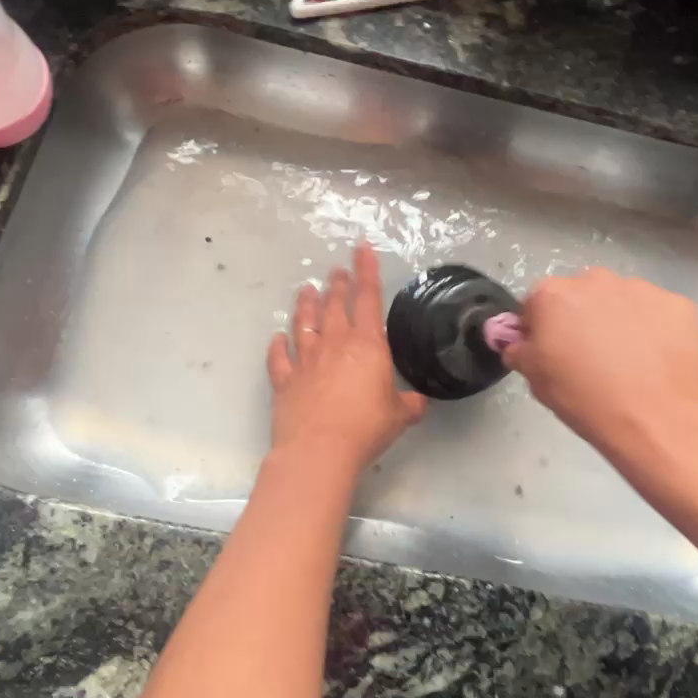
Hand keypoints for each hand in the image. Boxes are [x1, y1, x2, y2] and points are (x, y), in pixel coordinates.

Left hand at [266, 242, 427, 478]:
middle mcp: (334, 344)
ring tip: (306, 289)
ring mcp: (306, 360)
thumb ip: (410, 404)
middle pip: (335, 305)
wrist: (318, 449)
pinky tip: (277, 337)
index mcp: (367, 345)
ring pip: (305, 323)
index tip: (362, 248)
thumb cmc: (366, 427)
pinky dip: (278, 345)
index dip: (367, 270)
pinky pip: (279, 357)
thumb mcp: (400, 416)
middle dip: (337, 284)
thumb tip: (420, 401)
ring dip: (306, 304)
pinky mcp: (285, 380)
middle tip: (336, 270)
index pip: (368, 297)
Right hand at [501, 268, 697, 456]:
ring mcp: (641, 288)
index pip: (537, 304)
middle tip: (592, 358)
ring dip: (620, 321)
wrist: (655, 419)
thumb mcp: (536, 380)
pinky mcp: (677, 303)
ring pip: (622, 301)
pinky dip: (656, 330)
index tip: (553, 354)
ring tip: (630, 362)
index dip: (542, 329)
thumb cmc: (585, 399)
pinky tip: (657, 361)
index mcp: (553, 295)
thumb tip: (519, 343)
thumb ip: (521, 351)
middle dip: (583, 319)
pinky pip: (658, 313)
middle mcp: (595, 280)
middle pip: (581, 296)